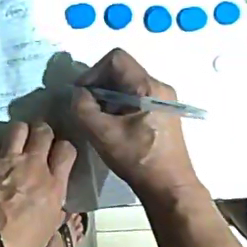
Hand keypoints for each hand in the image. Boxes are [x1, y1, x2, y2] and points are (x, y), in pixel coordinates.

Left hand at [0, 120, 76, 246]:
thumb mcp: (49, 227)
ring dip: (20, 133)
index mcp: (53, 185)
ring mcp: (6, 160)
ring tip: (16, 144)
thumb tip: (52, 194)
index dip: (62, 149)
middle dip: (42, 133)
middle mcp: (32, 165)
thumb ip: (54, 203)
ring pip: (18, 127)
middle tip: (37, 142)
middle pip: (42, 131)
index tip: (57, 155)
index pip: (66, 149)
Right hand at [69, 49, 204, 205]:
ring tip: (98, 121)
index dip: (93, 72)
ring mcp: (163, 100)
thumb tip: (77, 94)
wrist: (169, 187)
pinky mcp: (162, 113)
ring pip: (127, 85)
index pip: (116, 58)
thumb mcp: (102, 134)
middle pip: (121, 70)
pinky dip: (118, 106)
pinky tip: (112, 128)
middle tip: (86, 109)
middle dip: (98, 86)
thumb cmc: (138, 160)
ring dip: (107, 98)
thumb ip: (83, 108)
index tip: (82, 94)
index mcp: (148, 87)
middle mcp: (159, 87)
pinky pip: (135, 98)